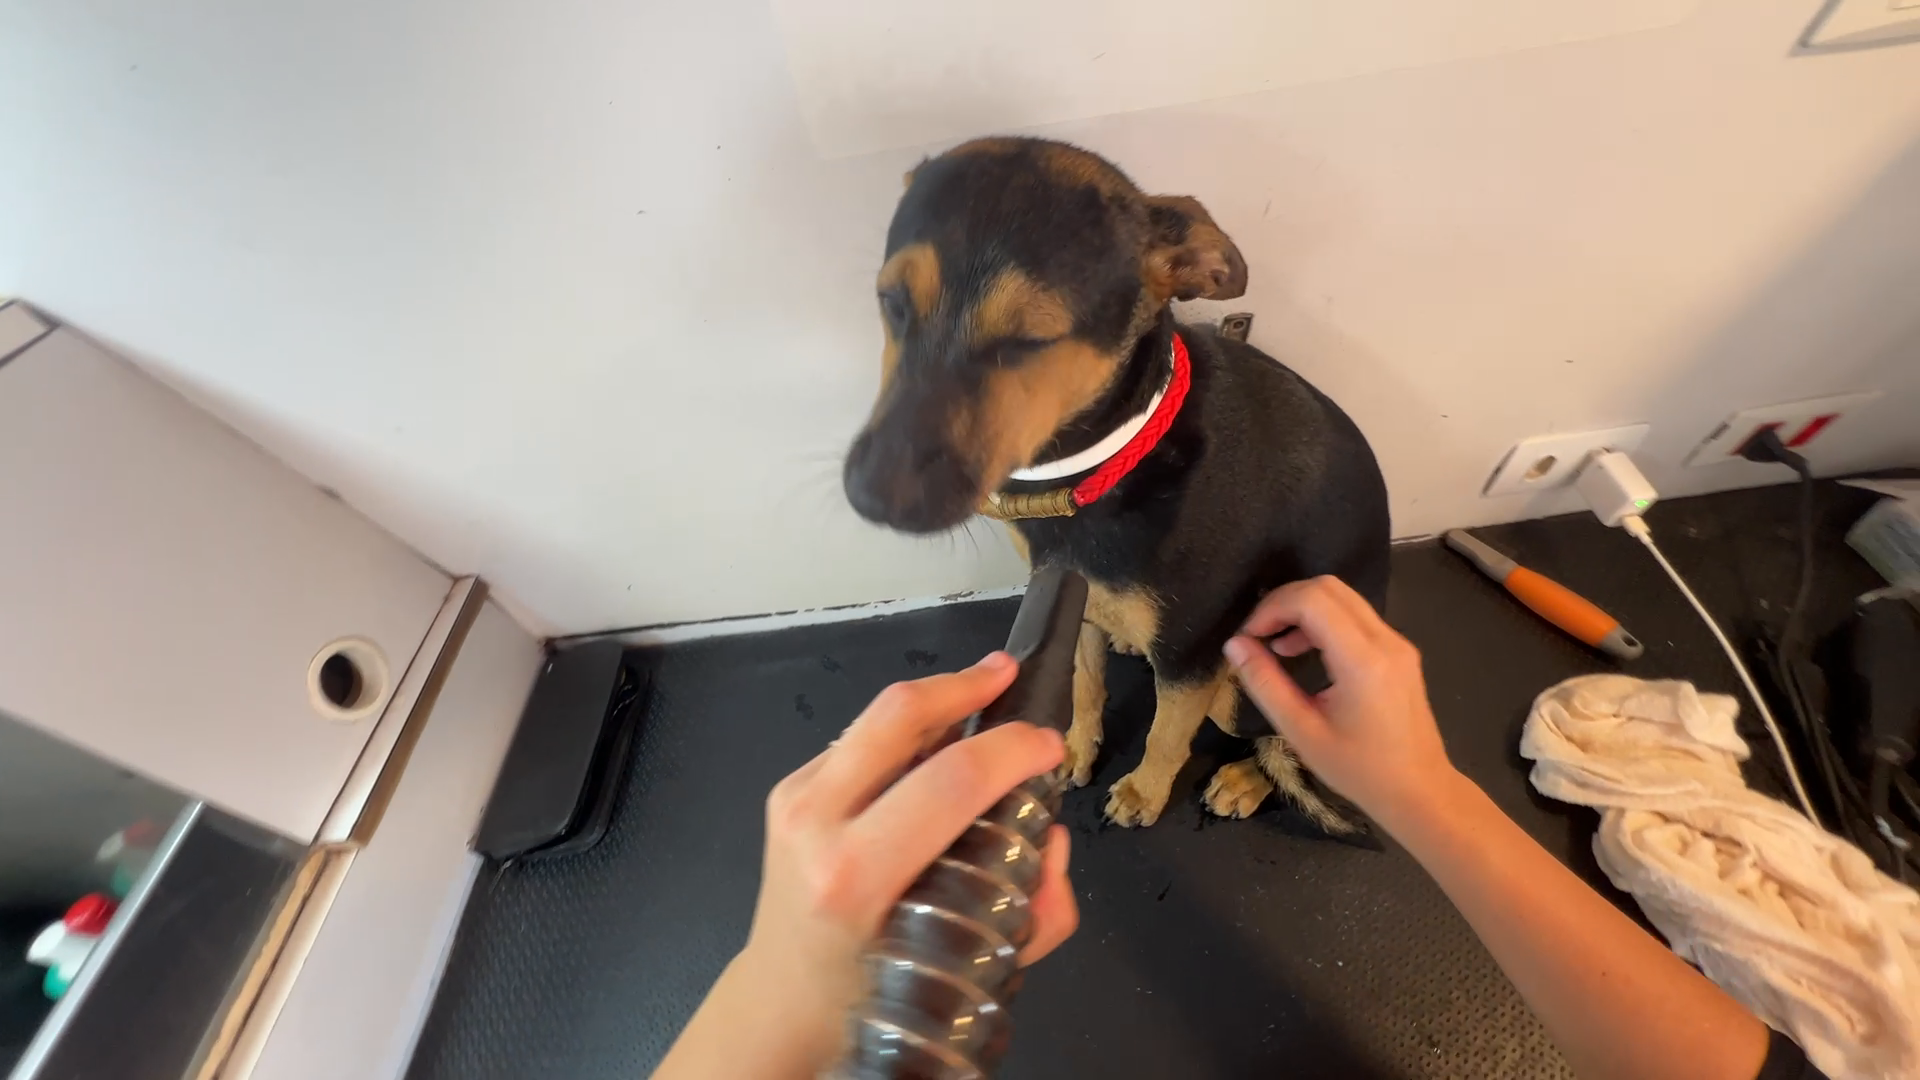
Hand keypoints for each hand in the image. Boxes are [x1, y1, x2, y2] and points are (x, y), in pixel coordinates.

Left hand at [727, 653, 1076, 1069]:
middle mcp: (816, 821)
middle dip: (967, 685)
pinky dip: (911, 724)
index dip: (1010, 751)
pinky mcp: (789, 784)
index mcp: (856, 875)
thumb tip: (1052, 836)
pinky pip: (863, 734)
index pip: (949, 782)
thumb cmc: (876, 994)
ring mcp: (795, 795)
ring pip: (878, 712)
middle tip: (1010, 673)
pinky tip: (941, 731)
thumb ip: (1036, 912)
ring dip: (940, 692)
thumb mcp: (970, 969)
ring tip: (985, 684)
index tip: (1049, 745)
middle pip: (899, 715)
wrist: (780, 1000)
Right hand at [1222, 576, 1457, 825]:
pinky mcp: (1398, 650)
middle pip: (1327, 587)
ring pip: (1340, 596)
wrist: (1421, 792)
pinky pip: (1353, 615)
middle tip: (1259, 635)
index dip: (1272, 608)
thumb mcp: (1301, 731)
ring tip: (1277, 646)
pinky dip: (1320, 620)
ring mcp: (1396, 642)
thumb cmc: (1358, 769)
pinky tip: (1302, 651)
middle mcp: (1385, 641)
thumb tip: (1234, 644)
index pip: (1312, 600)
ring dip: (1301, 609)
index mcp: (1362, 661)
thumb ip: (1264, 683)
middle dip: (1283, 602)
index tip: (1250, 638)